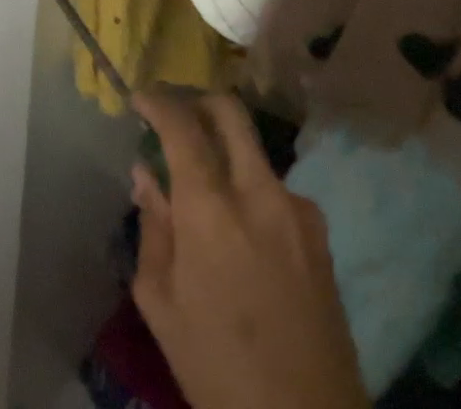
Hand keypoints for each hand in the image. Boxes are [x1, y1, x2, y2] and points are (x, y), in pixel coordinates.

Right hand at [131, 92, 367, 408]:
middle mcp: (261, 194)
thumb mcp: (161, 301)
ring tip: (200, 191)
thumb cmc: (215, 363)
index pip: (184, 127)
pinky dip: (249, 190)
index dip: (158, 102)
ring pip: (255, 154)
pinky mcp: (322, 234)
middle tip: (172, 114)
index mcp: (212, 210)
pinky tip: (239, 232)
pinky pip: (276, 192)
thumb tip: (146, 176)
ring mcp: (299, 211)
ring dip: (225, 153)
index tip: (139, 97)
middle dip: (198, 101)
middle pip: (232, 115)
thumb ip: (154, 227)